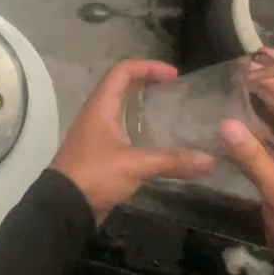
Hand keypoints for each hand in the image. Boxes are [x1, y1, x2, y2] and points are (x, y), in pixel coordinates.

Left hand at [52, 60, 214, 220]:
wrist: (64, 207)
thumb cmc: (95, 174)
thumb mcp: (135, 165)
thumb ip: (172, 161)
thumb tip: (210, 160)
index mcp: (101, 106)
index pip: (122, 71)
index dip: (148, 67)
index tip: (174, 76)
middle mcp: (97, 114)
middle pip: (122, 87)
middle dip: (148, 83)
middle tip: (175, 91)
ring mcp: (96, 134)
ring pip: (121, 109)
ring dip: (143, 107)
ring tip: (171, 113)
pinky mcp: (100, 153)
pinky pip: (122, 131)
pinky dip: (140, 129)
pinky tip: (158, 143)